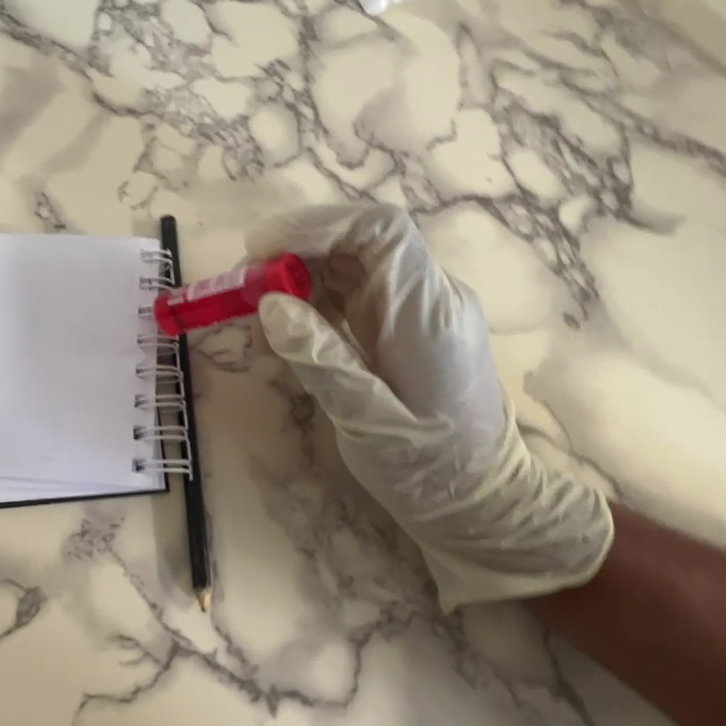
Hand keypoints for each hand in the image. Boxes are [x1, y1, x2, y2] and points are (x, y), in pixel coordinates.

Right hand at [249, 203, 611, 609]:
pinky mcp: (403, 325)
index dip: (317, 224)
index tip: (262, 250)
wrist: (482, 501)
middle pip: (359, 240)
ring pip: (351, 262)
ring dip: (297, 274)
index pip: (381, 231)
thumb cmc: (429, 469)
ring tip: (254, 312)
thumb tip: (270, 304)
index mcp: (427, 314)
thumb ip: (320, 358)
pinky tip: (285, 330)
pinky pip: (353, 290)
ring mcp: (417, 309)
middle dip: (294, 250)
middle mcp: (428, 297)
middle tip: (243, 284)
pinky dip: (311, 298)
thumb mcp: (366, 422)